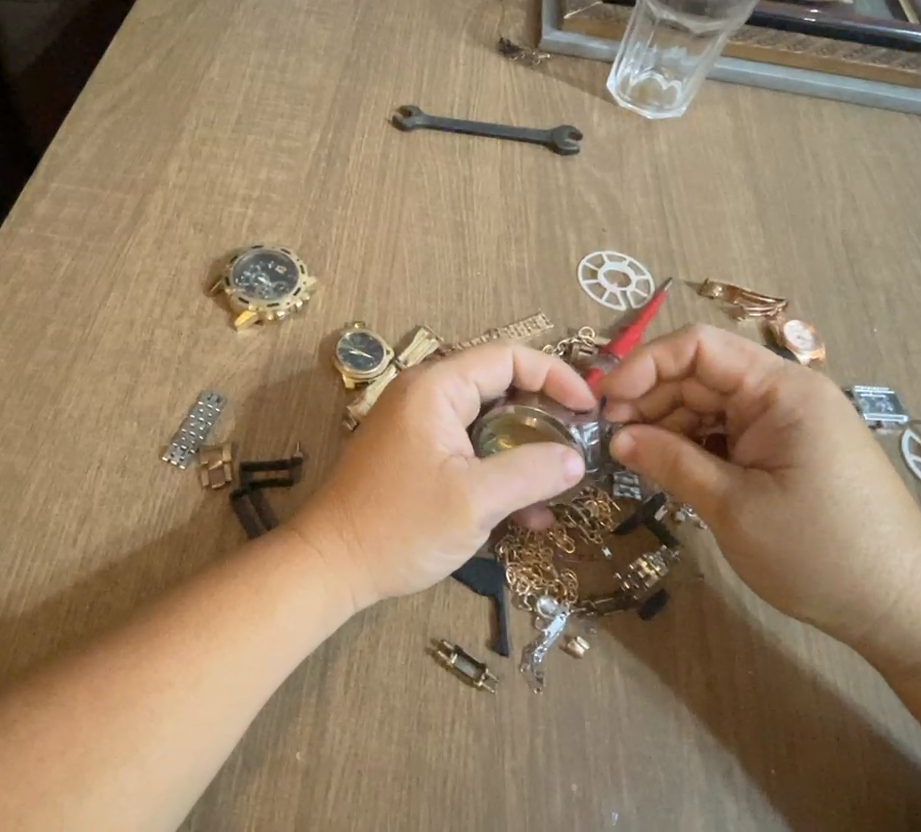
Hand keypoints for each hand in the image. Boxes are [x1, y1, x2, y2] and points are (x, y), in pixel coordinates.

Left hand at [288, 343, 594, 612]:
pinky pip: (469, 450)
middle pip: (499, 387)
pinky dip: (498, 472)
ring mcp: (419, 427)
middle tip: (578, 448)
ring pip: (488, 424)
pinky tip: (527, 513)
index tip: (589, 410)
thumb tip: (576, 459)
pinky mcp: (417, 457)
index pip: (507, 356)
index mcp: (435, 388)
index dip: (554, 376)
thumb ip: (530, 473)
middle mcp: (426, 396)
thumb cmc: (399, 525)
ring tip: (559, 487)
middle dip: (543, 417)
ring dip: (524, 452)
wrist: (332, 564)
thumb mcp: (475, 500)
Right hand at [601, 325, 920, 668]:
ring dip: (664, 424)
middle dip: (648, 398)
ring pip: (708, 405)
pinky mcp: (785, 452)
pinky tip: (664, 467)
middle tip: (605, 436)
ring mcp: (787, 424)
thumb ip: (669, 461)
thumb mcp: (732, 506)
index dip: (644, 365)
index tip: (603, 402)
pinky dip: (690, 445)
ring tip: (628, 456)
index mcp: (783, 391)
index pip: (699, 347)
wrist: (903, 613)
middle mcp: (785, 395)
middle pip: (699, 374)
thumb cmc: (820, 554)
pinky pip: (725, 432)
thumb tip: (615, 436)